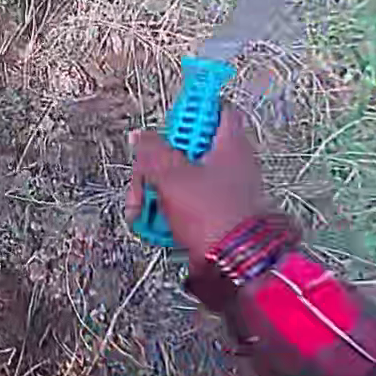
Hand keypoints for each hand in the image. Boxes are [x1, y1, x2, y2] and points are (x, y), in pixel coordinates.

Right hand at [126, 105, 267, 254]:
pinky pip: (184, 201)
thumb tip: (140, 135)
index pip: (215, 110)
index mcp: (229, 145)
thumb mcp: (171, 174)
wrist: (236, 265)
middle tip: (144, 178)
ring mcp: (224, 190)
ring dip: (155, 190)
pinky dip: (166, 209)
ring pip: (180, 176)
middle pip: (185, 148)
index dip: (191, 111)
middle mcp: (231, 164)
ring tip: (142, 209)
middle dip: (156, 163)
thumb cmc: (210, 213)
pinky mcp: (216, 213)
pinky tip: (153, 222)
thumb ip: (152, 150)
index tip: (170, 124)